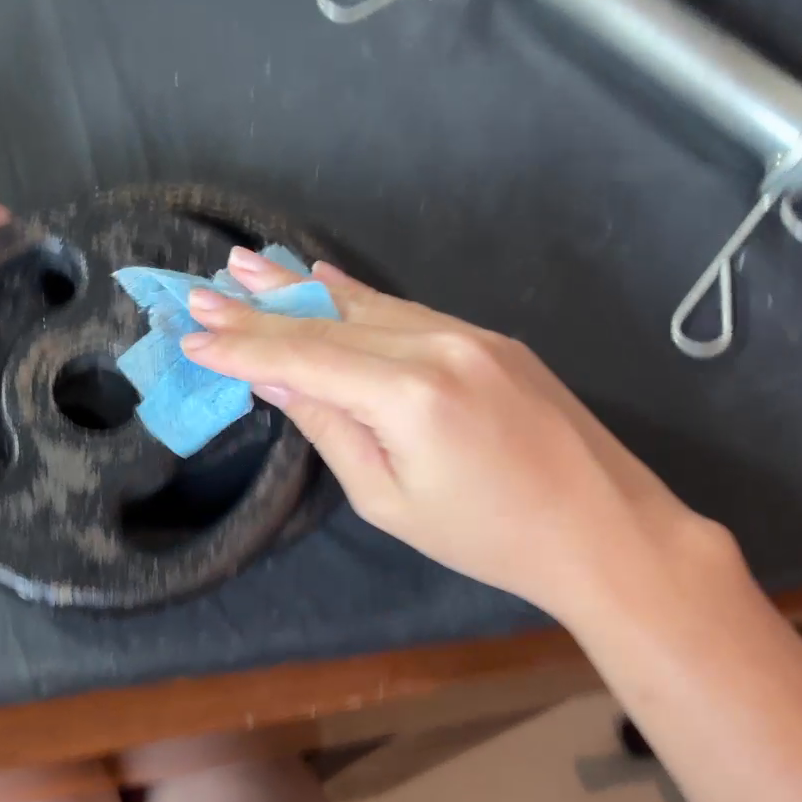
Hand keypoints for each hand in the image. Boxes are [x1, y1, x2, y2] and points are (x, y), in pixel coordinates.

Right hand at [181, 248, 733, 615]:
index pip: (302, 358)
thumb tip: (271, 377)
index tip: (191, 336)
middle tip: (200, 293)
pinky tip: (319, 277)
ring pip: (364, 305)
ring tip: (247, 266)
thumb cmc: (484, 536)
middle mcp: (438, 348)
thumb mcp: (385, 496)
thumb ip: (328, 426)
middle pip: (326, 323)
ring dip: (298, 289)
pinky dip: (354, 293)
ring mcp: (469, 336)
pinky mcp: (488, 340)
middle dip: (257, 310)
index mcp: (409, 395)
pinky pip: (402, 310)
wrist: (610, 533)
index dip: (241, 346)